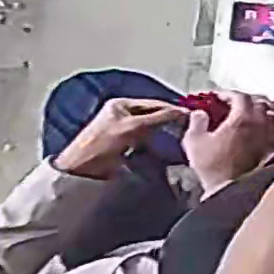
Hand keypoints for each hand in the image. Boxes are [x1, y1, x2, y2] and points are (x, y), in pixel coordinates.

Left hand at [54, 98, 188, 179]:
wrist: (81, 170)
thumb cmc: (103, 143)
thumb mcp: (134, 126)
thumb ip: (161, 116)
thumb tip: (186, 111)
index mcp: (121, 104)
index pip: (156, 103)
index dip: (174, 109)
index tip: (192, 116)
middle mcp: (123, 113)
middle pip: (156, 113)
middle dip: (170, 120)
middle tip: (188, 126)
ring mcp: (125, 127)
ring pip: (154, 125)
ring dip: (165, 130)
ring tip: (180, 134)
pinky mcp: (127, 141)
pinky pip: (148, 136)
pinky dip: (158, 139)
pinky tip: (167, 142)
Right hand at [182, 91, 273, 193]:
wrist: (232, 184)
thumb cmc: (213, 164)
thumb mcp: (195, 142)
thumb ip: (197, 123)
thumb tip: (199, 112)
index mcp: (242, 117)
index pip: (241, 96)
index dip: (228, 93)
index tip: (217, 95)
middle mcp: (261, 121)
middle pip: (258, 101)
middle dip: (244, 98)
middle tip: (230, 102)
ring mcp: (269, 131)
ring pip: (269, 111)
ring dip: (257, 108)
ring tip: (243, 112)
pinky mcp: (273, 142)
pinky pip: (273, 123)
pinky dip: (265, 119)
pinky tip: (255, 125)